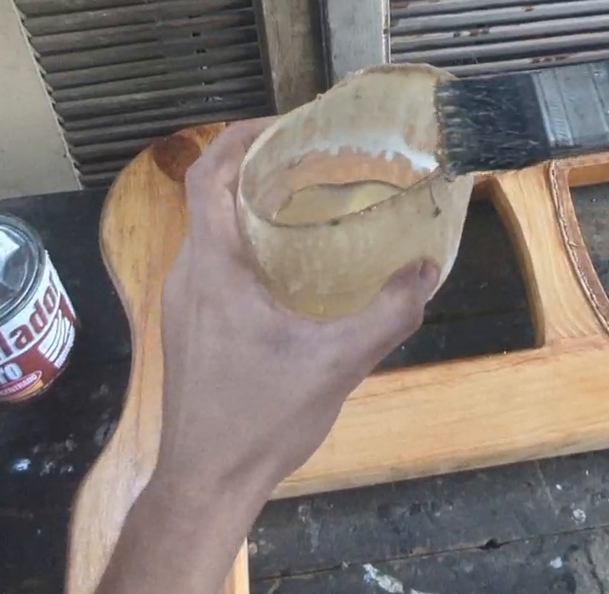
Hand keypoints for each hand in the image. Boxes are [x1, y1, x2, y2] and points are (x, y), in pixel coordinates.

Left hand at [155, 118, 439, 505]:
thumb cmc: (261, 417)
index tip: (281, 125)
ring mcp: (182, 300)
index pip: (207, 176)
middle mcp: (188, 272)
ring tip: (302, 205)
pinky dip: (242, 241)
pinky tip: (286, 267)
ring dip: (247, 206)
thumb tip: (426, 270)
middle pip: (209, 195)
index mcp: (214, 266)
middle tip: (308, 161)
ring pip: (209, 229)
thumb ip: (387, 314)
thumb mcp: (337, 364)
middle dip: (253, 167)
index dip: (237, 138)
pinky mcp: (187, 324)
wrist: (205, 483)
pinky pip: (211, 260)